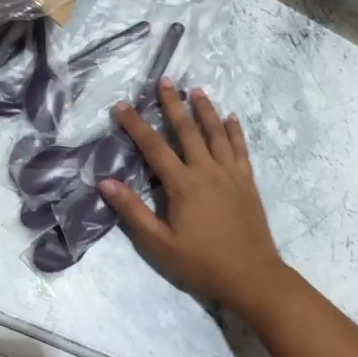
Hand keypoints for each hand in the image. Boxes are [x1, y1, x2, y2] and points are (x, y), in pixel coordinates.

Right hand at [97, 79, 289, 311]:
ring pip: (216, 133)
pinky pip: (240, 149)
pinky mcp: (247, 182)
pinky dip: (234, 131)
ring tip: (197, 90)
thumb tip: (106, 182)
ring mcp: (231, 174)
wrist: (251, 276)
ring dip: (205, 110)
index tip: (122, 105)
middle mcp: (207, 171)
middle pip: (187, 130)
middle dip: (173, 104)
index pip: (154, 147)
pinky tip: (231, 118)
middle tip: (165, 80)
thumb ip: (132, 211)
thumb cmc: (201, 262)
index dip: (136, 125)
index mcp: (183, 184)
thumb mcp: (159, 243)